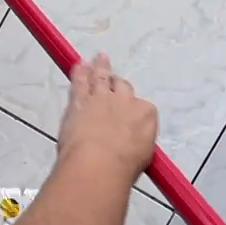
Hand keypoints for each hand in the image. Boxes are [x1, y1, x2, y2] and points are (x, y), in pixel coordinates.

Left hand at [56, 53, 157, 183]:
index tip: (128, 115)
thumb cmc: (124, 166)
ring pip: (101, 77)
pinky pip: (80, 82)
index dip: (133, 109)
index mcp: (146, 114)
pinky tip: (80, 65)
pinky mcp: (79, 101)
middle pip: (122, 86)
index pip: (142, 106)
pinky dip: (80, 73)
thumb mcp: (143, 155)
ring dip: (100, 67)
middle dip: (117, 83)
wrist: (98, 163)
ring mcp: (101, 98)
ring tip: (99, 58)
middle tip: (114, 78)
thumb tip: (134, 144)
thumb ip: (138, 142)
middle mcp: (125, 101)